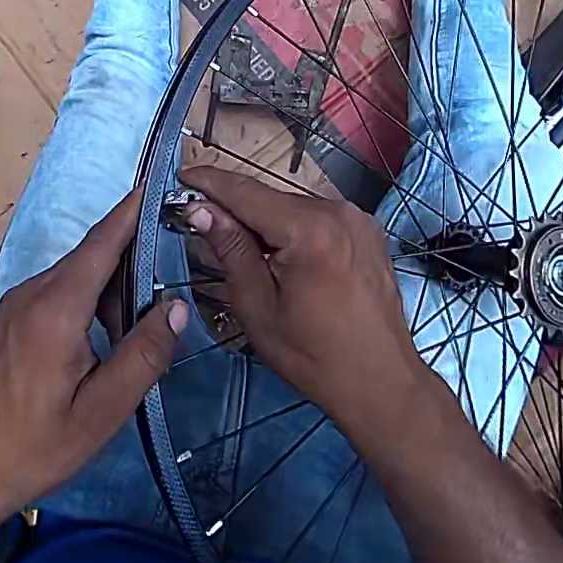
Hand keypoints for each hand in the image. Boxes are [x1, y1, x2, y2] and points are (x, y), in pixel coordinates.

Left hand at [0, 193, 188, 542]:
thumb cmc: (36, 443)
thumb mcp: (103, 410)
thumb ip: (144, 354)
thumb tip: (177, 307)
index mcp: (58, 307)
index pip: (102, 243)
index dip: (130, 212)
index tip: (157, 186)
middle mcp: (34, 291)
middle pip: (90, 256)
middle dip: (131, 255)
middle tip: (171, 269)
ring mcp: (18, 301)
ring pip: (75, 274)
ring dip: (110, 284)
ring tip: (142, 317)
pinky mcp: (13, 316)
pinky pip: (58, 290)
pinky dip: (88, 297)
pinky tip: (105, 330)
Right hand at [179, 166, 429, 443]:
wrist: (383, 384)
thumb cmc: (312, 355)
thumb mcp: (256, 306)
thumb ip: (230, 248)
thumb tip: (199, 208)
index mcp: (310, 230)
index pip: (245, 191)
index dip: (207, 182)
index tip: (179, 177)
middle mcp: (338, 211)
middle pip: (267, 197)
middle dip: (231, 206)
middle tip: (197, 222)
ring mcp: (357, 218)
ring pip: (288, 205)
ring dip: (259, 218)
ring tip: (236, 244)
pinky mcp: (365, 229)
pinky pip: (312, 215)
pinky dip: (286, 226)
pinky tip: (276, 253)